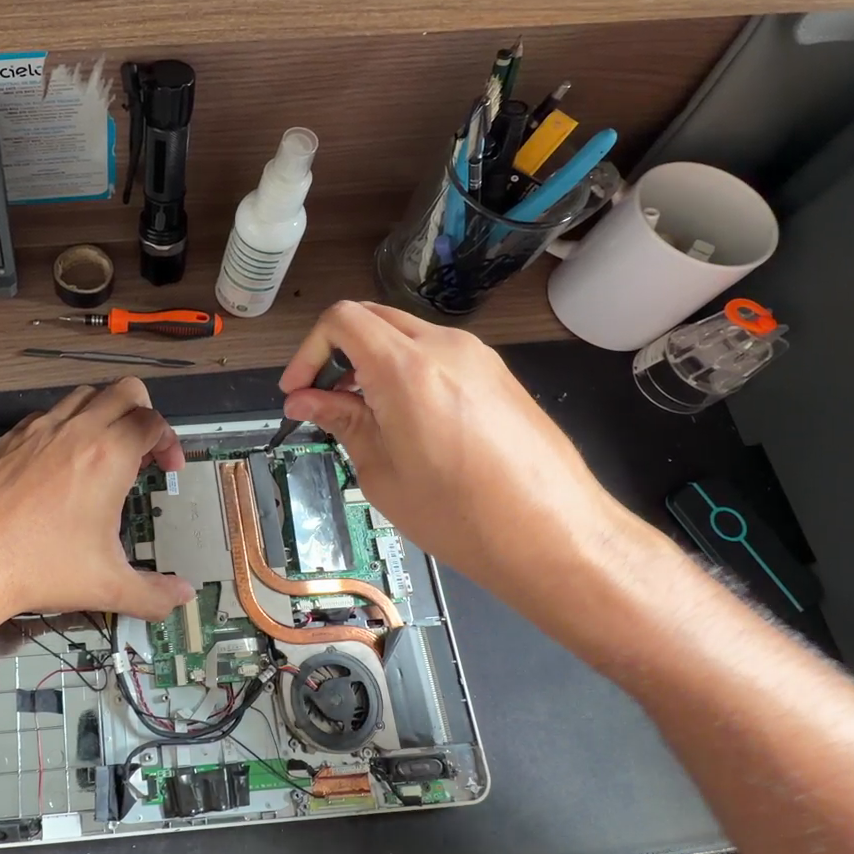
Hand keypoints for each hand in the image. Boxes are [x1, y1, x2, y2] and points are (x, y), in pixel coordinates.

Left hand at [0, 377, 197, 628]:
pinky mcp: (11, 439)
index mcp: (108, 455)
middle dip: (143, 413)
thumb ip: (154, 594)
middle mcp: (76, 431)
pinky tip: (62, 462)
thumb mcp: (108, 587)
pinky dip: (66, 424)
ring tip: (104, 454)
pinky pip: (48, 413)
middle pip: (125, 390)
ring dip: (104, 413)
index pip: (153, 421)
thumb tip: (182, 597)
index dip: (170, 440)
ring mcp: (39, 430)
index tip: (167, 469)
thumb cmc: (40, 568)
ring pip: (85, 395)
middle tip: (141, 451)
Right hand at [279, 301, 643, 615]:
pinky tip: (404, 418)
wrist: (555, 536)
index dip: (308, 351)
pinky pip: (436, 353)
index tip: (298, 392)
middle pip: (371, 317)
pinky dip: (405, 368)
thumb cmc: (460, 516)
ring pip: (404, 333)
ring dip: (371, 359)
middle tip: (321, 399)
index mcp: (405, 368)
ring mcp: (477, 356)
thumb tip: (304, 401)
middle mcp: (443, 347)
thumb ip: (342, 422)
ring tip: (362, 414)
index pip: (341, 320)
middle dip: (336, 351)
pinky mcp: (496, 373)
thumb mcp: (382, 472)